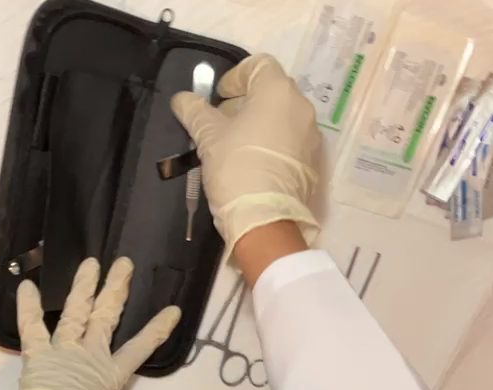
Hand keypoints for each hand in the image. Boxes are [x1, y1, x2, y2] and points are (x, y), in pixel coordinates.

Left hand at [2, 257, 179, 389]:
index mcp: (110, 375)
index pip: (140, 349)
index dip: (157, 329)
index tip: (173, 310)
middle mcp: (89, 354)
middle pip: (106, 316)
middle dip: (116, 289)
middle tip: (123, 264)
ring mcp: (63, 350)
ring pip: (75, 312)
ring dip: (83, 286)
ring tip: (90, 263)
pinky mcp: (37, 354)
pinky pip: (31, 326)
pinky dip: (28, 306)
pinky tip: (26, 285)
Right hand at [171, 54, 322, 248]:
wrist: (265, 222)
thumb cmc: (236, 169)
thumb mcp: (208, 138)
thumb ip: (195, 112)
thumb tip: (181, 98)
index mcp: (277, 92)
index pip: (258, 65)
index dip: (235, 77)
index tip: (218, 97)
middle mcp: (301, 107)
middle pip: (272, 92)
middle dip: (246, 102)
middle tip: (223, 123)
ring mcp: (310, 137)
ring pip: (283, 119)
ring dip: (260, 124)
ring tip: (237, 147)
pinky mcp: (311, 164)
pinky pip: (290, 143)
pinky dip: (272, 145)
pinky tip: (254, 166)